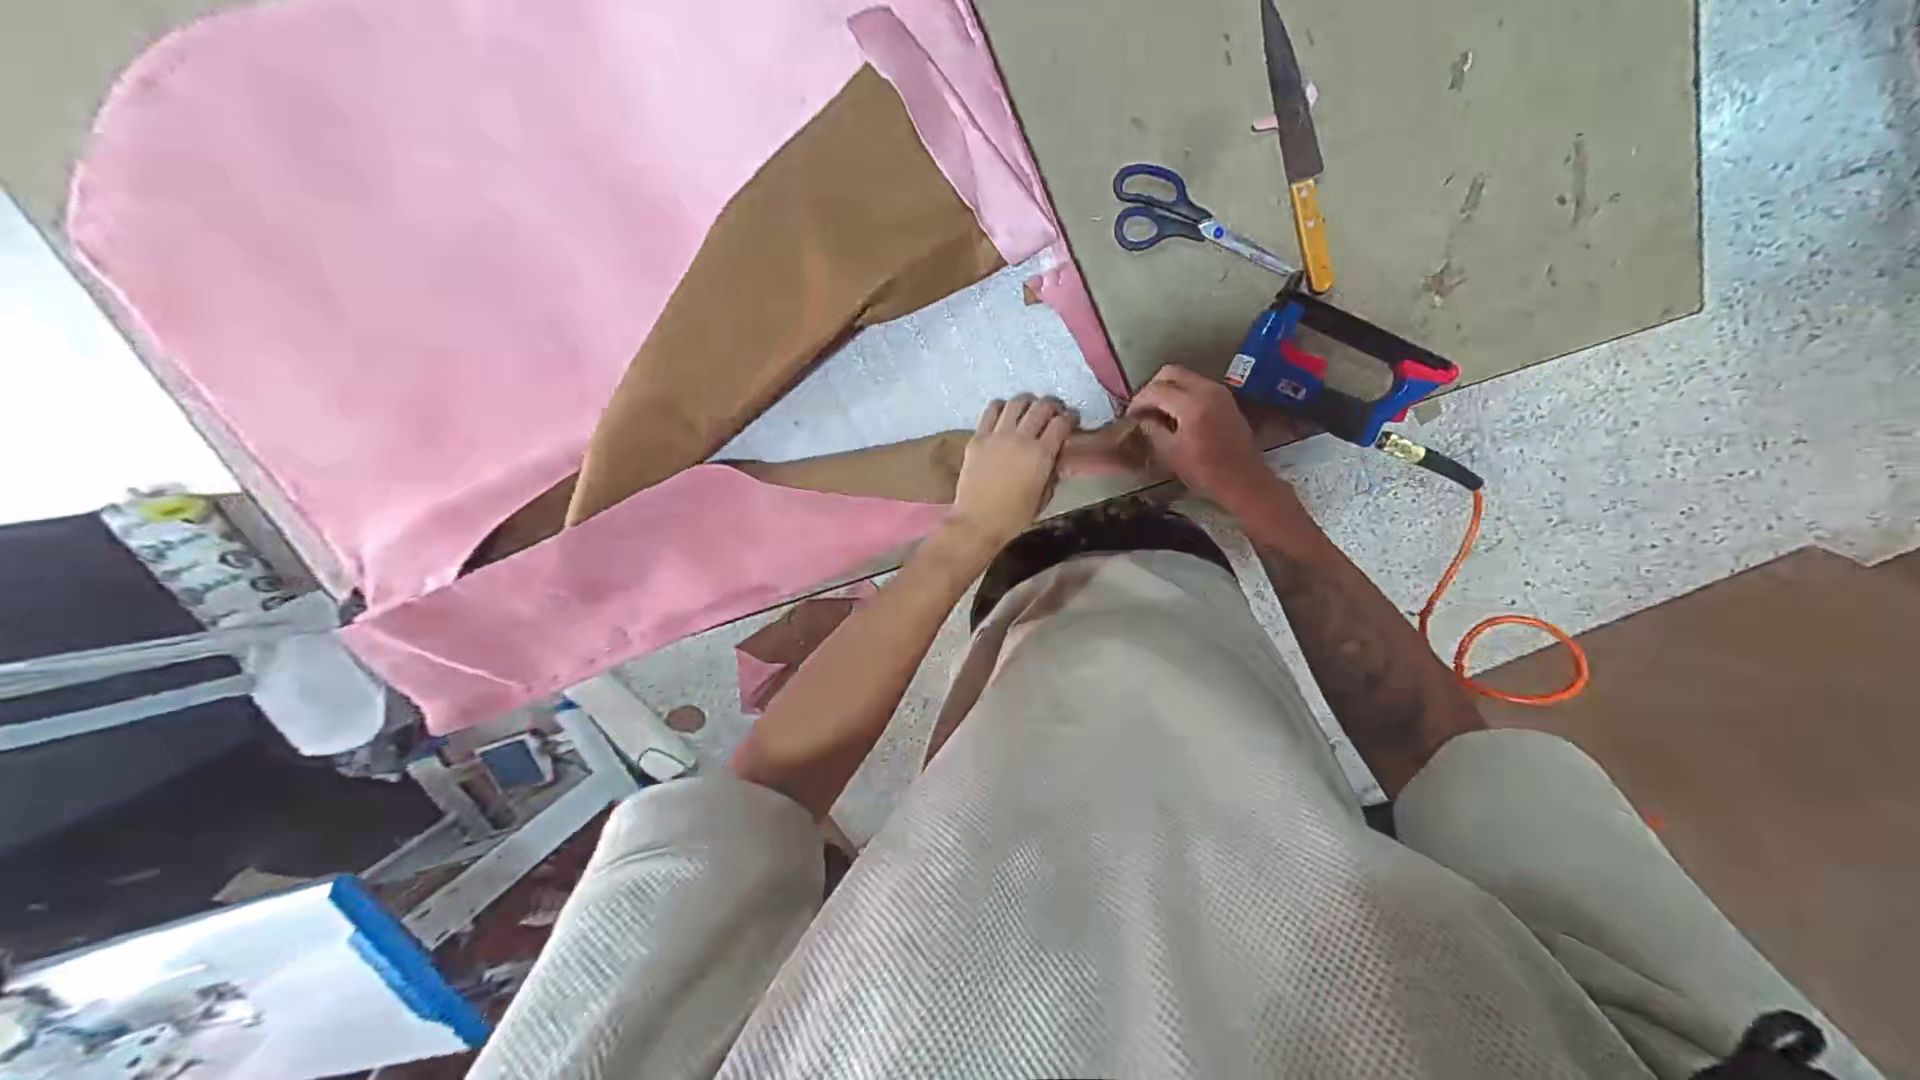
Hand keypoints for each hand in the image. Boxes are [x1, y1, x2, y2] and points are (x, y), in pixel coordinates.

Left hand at [950, 395, 1073, 550]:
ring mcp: (997, 436)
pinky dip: (1002, 407)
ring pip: (1016, 403)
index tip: (1071, 420)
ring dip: (1027, 403)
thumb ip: (1052, 472)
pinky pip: (991, 411)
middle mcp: (1020, 439)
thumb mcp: (1043, 497)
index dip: (1070, 418)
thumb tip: (1057, 456)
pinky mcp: (978, 438)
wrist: (978, 522)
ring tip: (1029, 410)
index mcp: (1041, 455)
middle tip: (1053, 412)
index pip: (1061, 423)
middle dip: (1052, 406)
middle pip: (1041, 407)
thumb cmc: (1014, 516)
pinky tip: (1005, 414)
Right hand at [1126, 365, 1286, 511]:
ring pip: (1185, 377)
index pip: (1155, 390)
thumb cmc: (1205, 472)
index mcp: (1192, 404)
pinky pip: (1197, 386)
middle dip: (1151, 388)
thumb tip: (1141, 419)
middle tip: (1141, 409)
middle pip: (1171, 372)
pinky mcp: (1226, 400)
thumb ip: (1152, 430)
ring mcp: (1220, 392)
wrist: (1245, 481)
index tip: (1128, 416)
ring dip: (1167, 389)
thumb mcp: (1170, 454)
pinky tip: (1175, 415)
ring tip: (1156, 412)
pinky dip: (1182, 393)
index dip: (1137, 401)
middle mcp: (1208, 390)